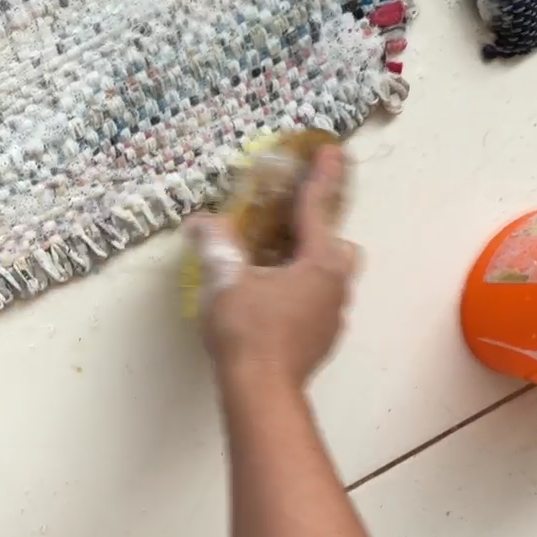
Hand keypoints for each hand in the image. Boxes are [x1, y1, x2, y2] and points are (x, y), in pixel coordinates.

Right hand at [186, 146, 358, 390]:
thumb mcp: (224, 280)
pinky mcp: (322, 338)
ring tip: (268, 272)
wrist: (261, 387)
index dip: (321, 177)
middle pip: (334, 246)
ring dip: (303, 267)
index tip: (331, 150)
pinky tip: (268, 306)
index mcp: (318, 263)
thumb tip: (201, 222)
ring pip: (327, 277)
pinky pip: (315, 303)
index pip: (318, 210)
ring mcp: (333, 315)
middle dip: (315, 234)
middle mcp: (336, 285)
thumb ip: (215, 245)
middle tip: (282, 234)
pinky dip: (297, 294)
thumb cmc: (247, 329)